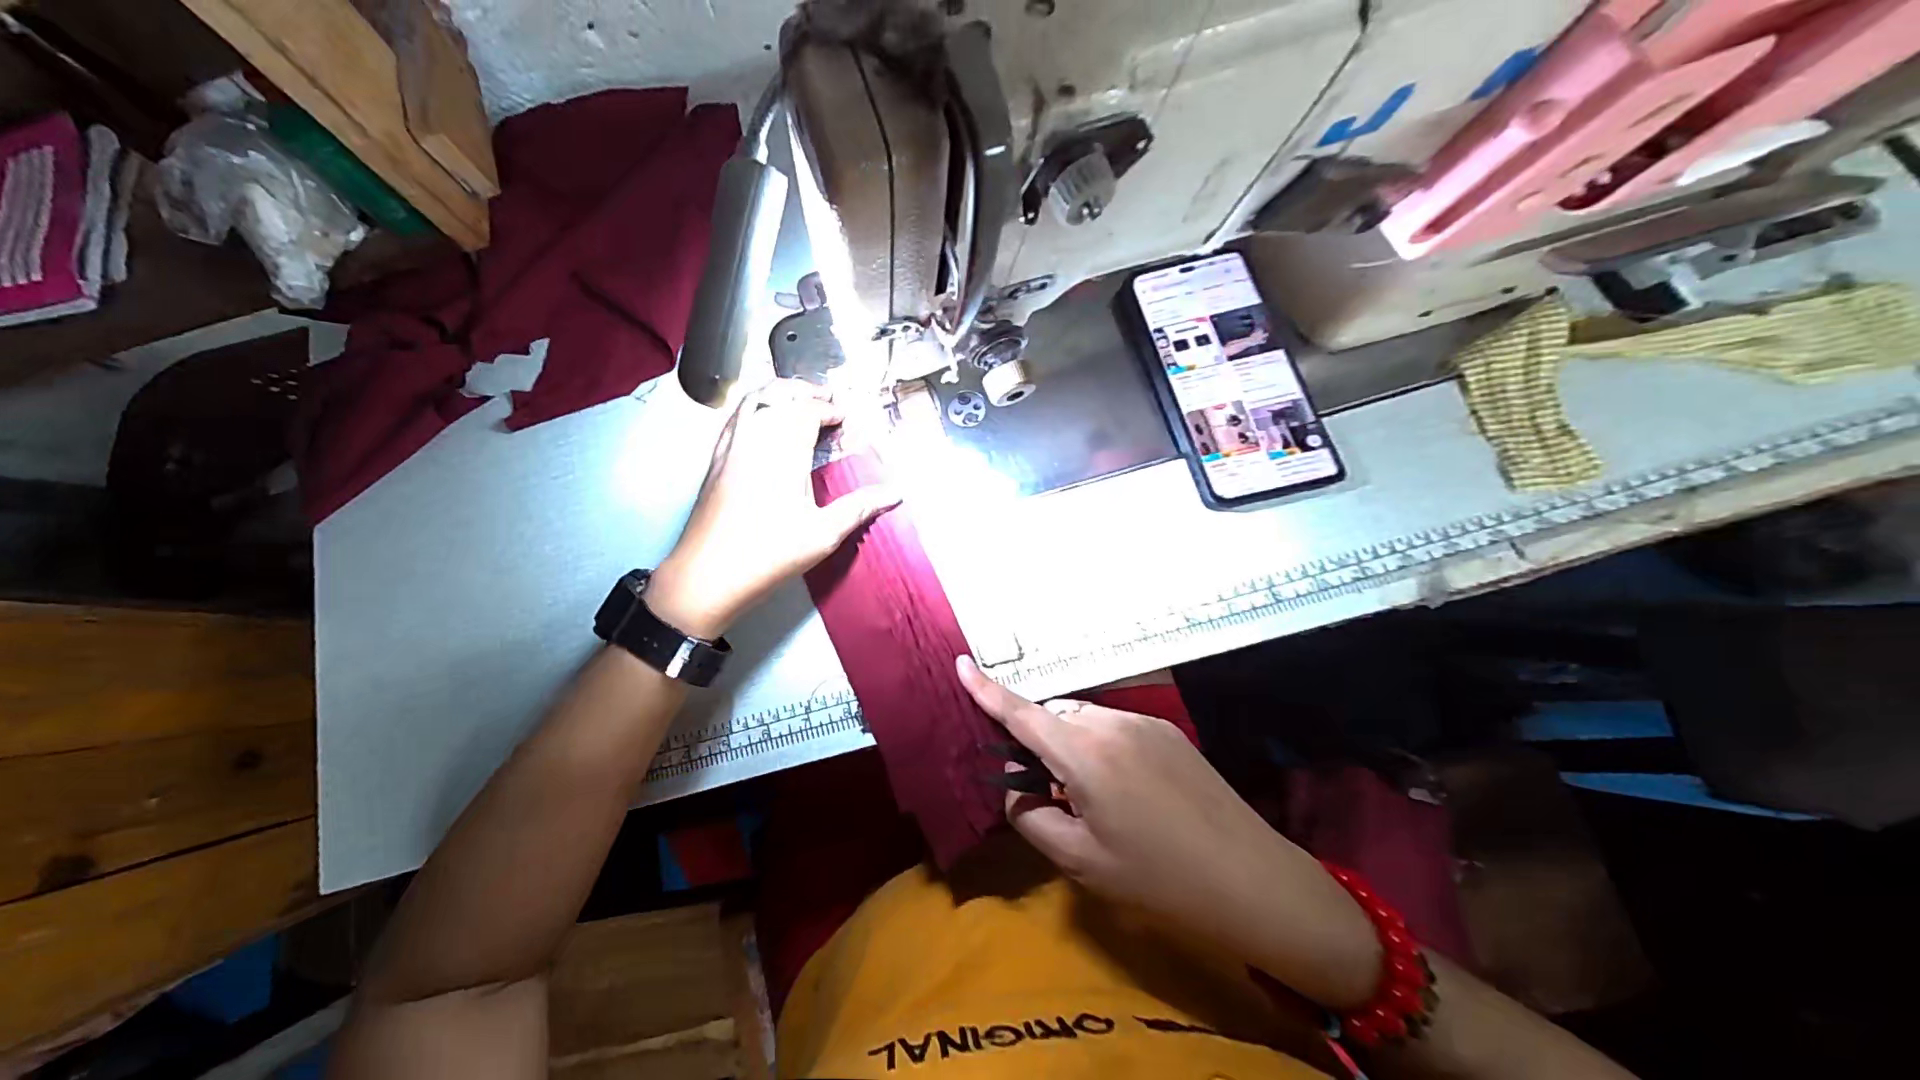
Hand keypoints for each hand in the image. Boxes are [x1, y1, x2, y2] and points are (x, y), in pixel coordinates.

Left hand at [647, 380, 898, 638]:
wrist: (707, 575)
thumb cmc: (769, 554)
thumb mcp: (823, 534)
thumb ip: (859, 508)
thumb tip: (895, 493)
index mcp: (783, 451)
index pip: (807, 411)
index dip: (828, 408)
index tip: (844, 418)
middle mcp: (754, 439)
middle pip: (778, 395)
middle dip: (804, 391)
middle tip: (826, 400)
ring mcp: (730, 447)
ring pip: (753, 400)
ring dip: (778, 394)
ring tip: (799, 404)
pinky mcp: (715, 461)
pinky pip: (735, 417)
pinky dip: (756, 408)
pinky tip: (764, 425)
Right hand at [956, 655, 1382, 1008]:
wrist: (1249, 879)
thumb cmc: (1157, 878)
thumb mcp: (1080, 860)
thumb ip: (1031, 818)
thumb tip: (1016, 790)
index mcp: (1083, 754)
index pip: (1022, 713)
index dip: (986, 689)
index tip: (962, 661)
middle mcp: (1111, 724)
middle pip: (1053, 715)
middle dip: (1037, 738)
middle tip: (1044, 788)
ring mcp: (1145, 723)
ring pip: (1085, 719)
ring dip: (1071, 744)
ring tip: (1090, 796)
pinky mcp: (1169, 732)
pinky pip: (1116, 727)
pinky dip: (1100, 746)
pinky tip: (1124, 790)